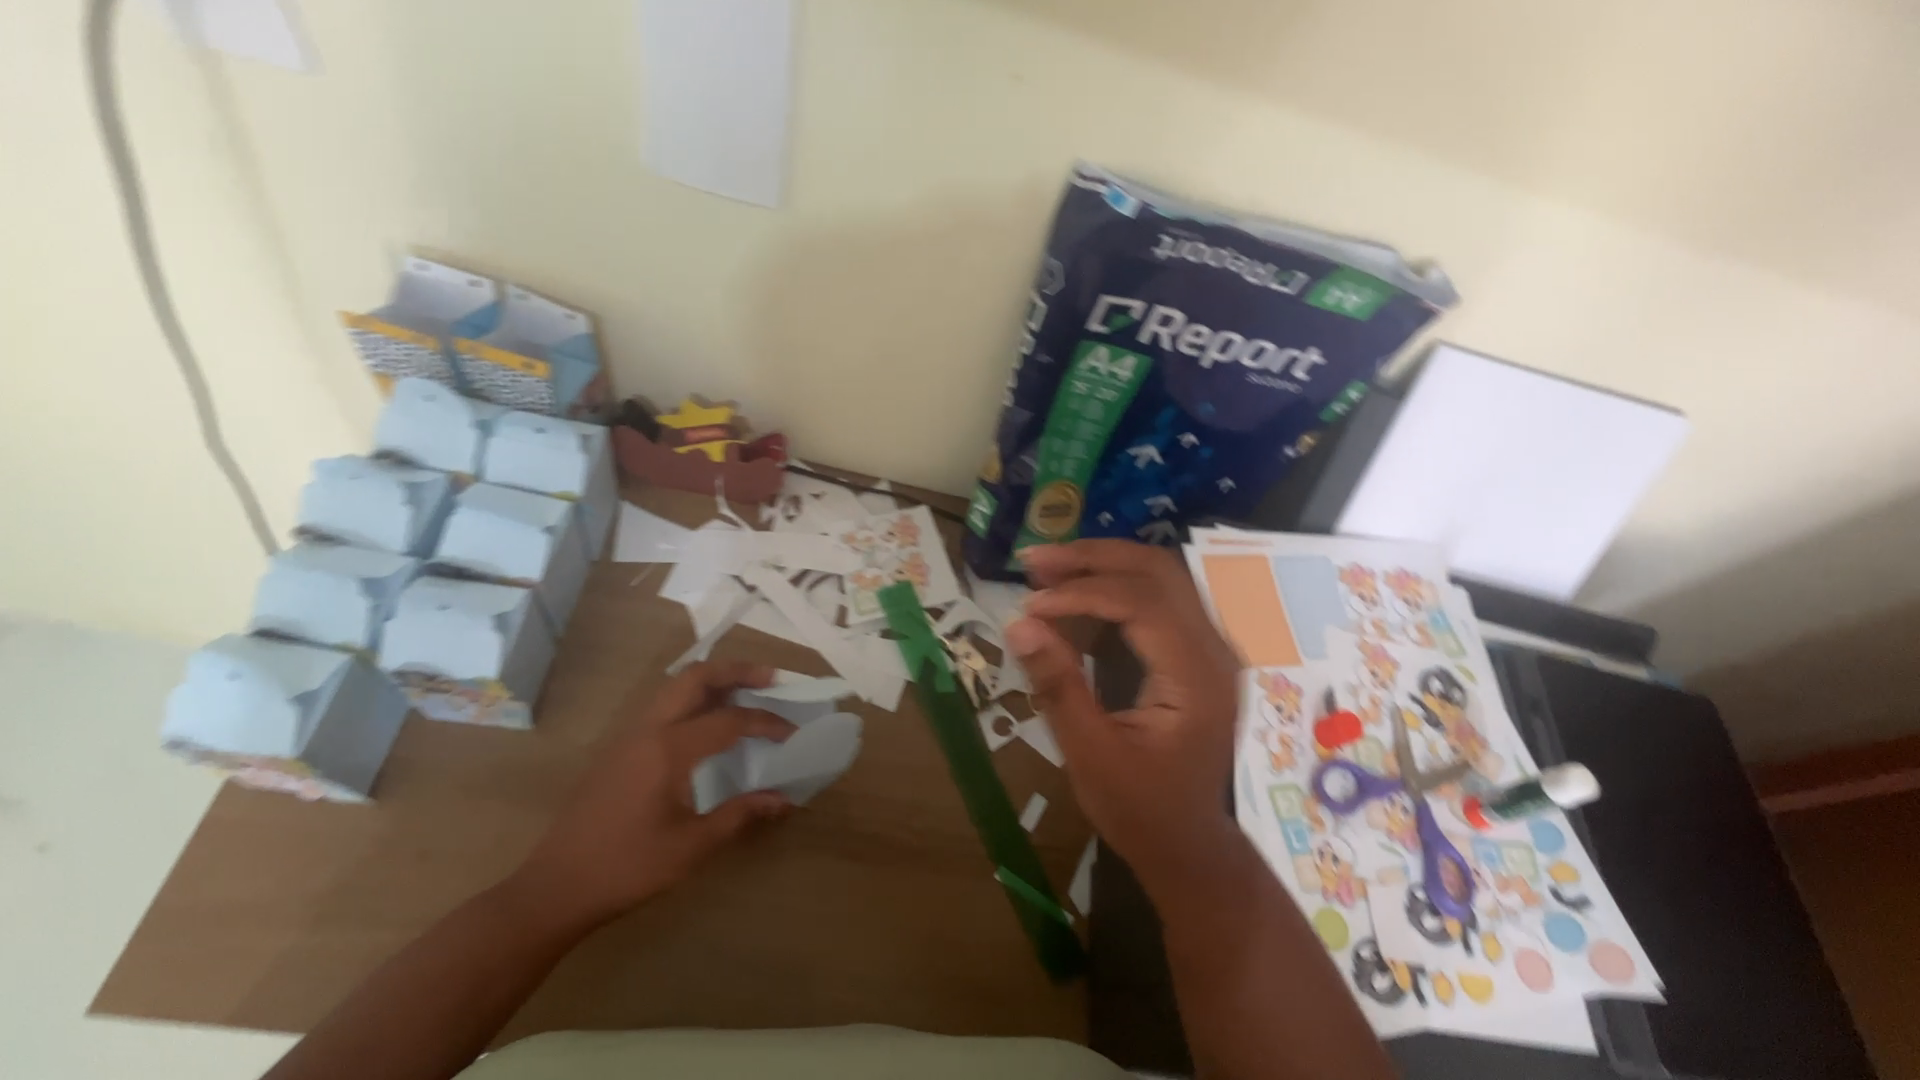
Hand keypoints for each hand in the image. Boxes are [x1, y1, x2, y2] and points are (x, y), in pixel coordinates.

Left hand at [513, 661, 797, 926]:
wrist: (557, 886)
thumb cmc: (627, 867)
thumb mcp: (691, 846)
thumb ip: (740, 814)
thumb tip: (783, 799)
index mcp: (667, 749)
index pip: (729, 720)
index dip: (766, 722)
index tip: (793, 733)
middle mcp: (647, 730)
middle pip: (695, 678)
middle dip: (737, 671)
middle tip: (773, 679)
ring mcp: (628, 736)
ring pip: (675, 688)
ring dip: (713, 682)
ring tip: (747, 694)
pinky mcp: (619, 750)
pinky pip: (662, 707)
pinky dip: (692, 700)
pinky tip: (709, 725)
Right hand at [1007, 541, 1243, 893]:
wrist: (1188, 846)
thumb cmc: (1141, 810)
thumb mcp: (1090, 754)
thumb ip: (1059, 686)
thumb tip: (1019, 625)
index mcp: (1195, 677)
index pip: (1141, 603)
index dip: (1081, 593)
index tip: (1031, 604)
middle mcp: (1213, 650)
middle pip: (1157, 571)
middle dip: (1092, 559)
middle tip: (1034, 561)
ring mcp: (1210, 650)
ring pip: (1161, 578)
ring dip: (1102, 567)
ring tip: (1044, 572)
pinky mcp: (1196, 656)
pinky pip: (1158, 601)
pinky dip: (1113, 590)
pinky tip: (1072, 601)